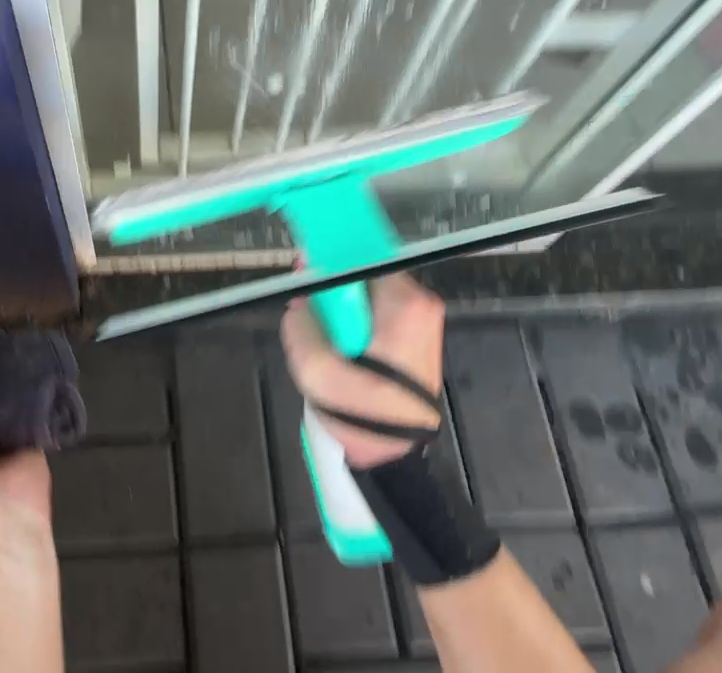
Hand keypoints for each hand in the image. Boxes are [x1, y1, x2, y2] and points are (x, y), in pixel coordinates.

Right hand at [280, 273, 446, 467]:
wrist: (394, 462)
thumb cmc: (362, 414)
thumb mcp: (316, 370)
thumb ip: (300, 325)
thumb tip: (300, 306)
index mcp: (405, 304)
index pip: (361, 257)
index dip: (328, 260)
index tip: (302, 269)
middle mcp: (420, 305)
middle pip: (363, 277)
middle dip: (331, 291)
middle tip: (303, 309)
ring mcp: (421, 325)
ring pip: (366, 299)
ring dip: (338, 313)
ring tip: (319, 340)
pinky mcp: (414, 343)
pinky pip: (374, 318)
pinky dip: (352, 327)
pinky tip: (335, 351)